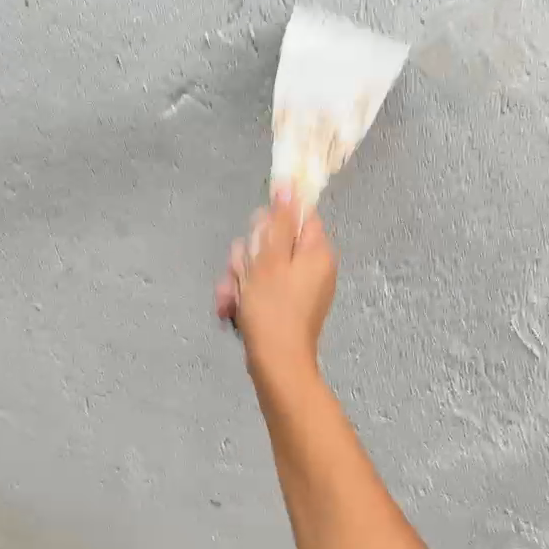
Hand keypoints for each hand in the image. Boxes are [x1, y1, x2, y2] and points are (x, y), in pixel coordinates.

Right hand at [214, 192, 336, 378]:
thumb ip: (279, 221)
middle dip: (246, 257)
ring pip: (258, 267)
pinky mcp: (283, 307)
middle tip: (241, 275)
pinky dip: (243, 297)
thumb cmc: (272, 310)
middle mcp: (312, 267)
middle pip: (271, 242)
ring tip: (233, 299)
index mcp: (316, 251)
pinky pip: (259, 289)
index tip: (255, 240)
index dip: (269, 225)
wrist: (275, 365)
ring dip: (239, 280)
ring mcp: (298, 289)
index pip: (296, 216)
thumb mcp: (270, 259)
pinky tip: (232, 310)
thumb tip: (289, 184)